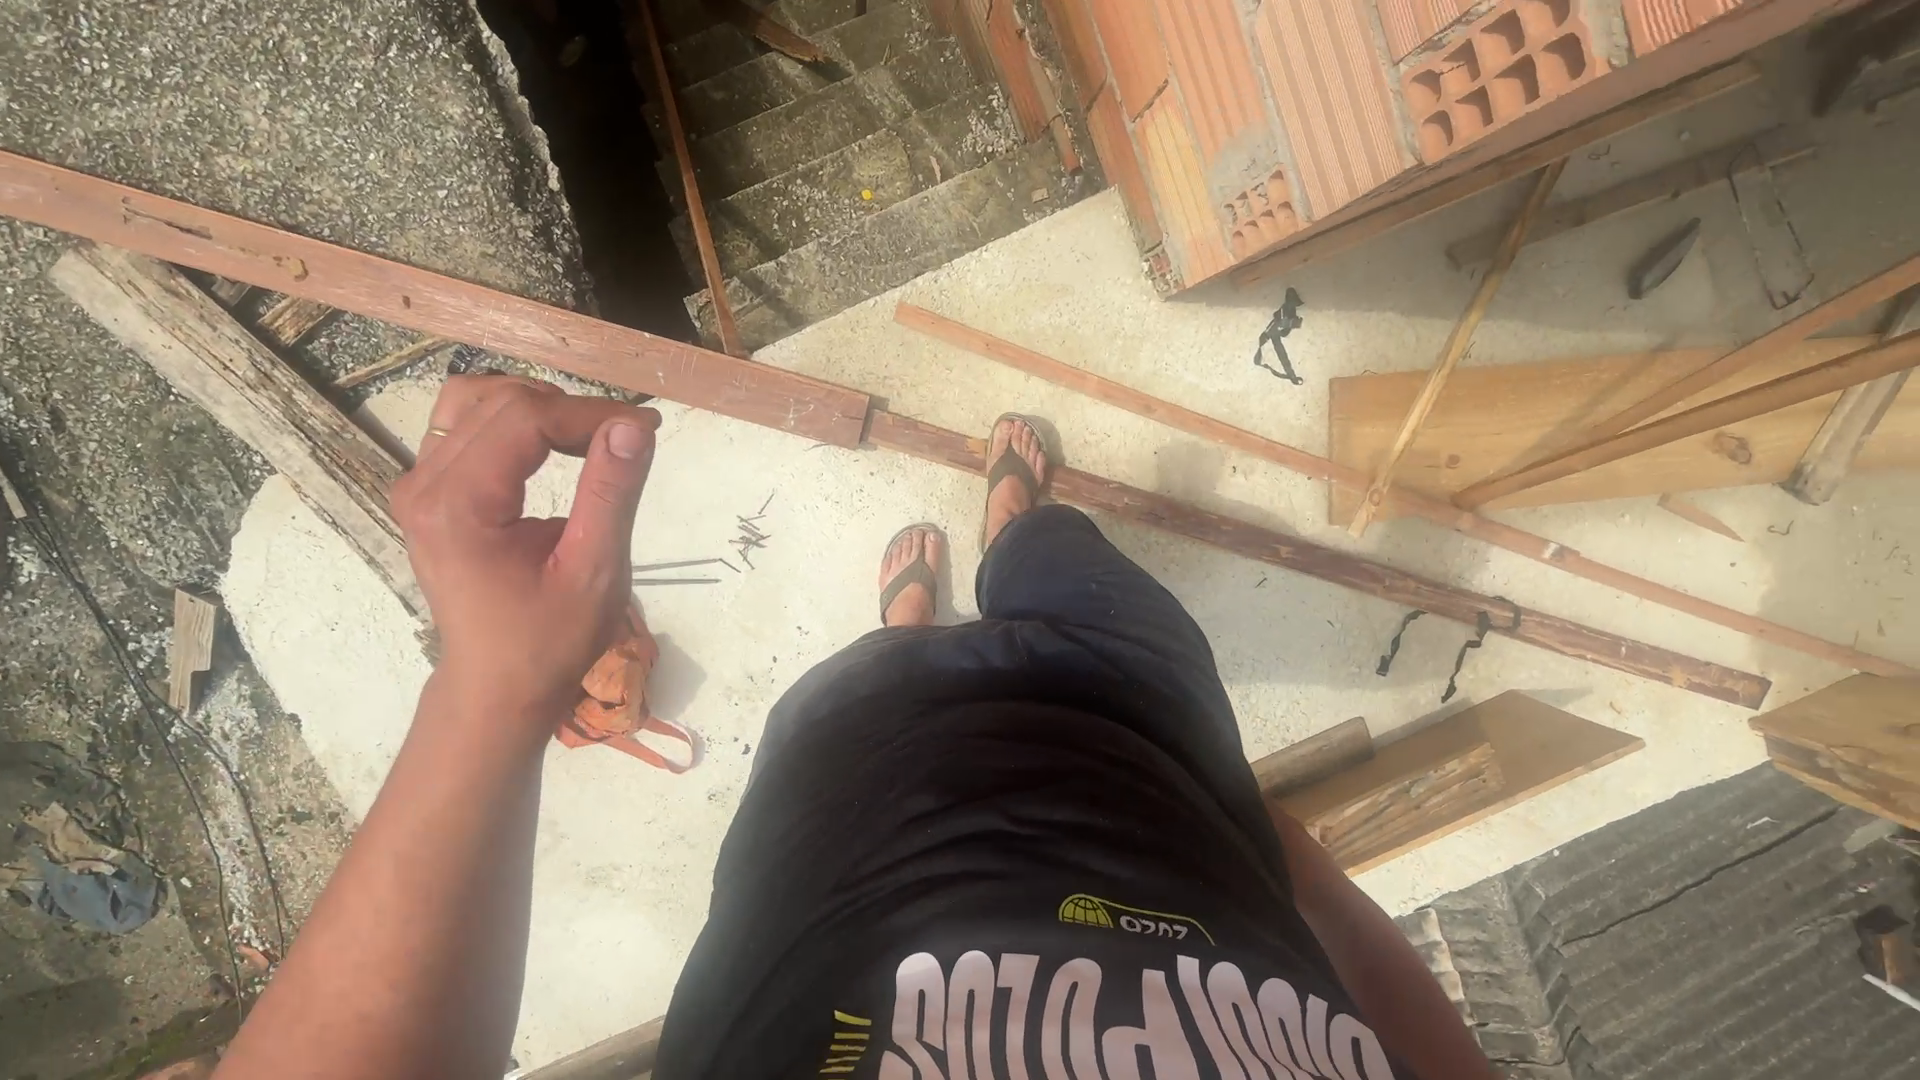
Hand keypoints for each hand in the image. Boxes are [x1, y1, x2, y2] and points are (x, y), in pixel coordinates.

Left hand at [390, 376, 660, 731]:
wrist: (499, 687)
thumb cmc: (550, 640)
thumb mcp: (595, 571)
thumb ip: (612, 493)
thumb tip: (634, 427)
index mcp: (459, 505)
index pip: (525, 418)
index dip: (592, 414)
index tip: (649, 429)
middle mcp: (425, 485)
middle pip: (499, 400)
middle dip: (571, 409)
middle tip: (628, 436)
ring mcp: (420, 487)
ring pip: (475, 402)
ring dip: (540, 408)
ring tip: (590, 439)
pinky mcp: (431, 493)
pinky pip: (467, 427)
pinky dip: (517, 423)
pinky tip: (553, 449)